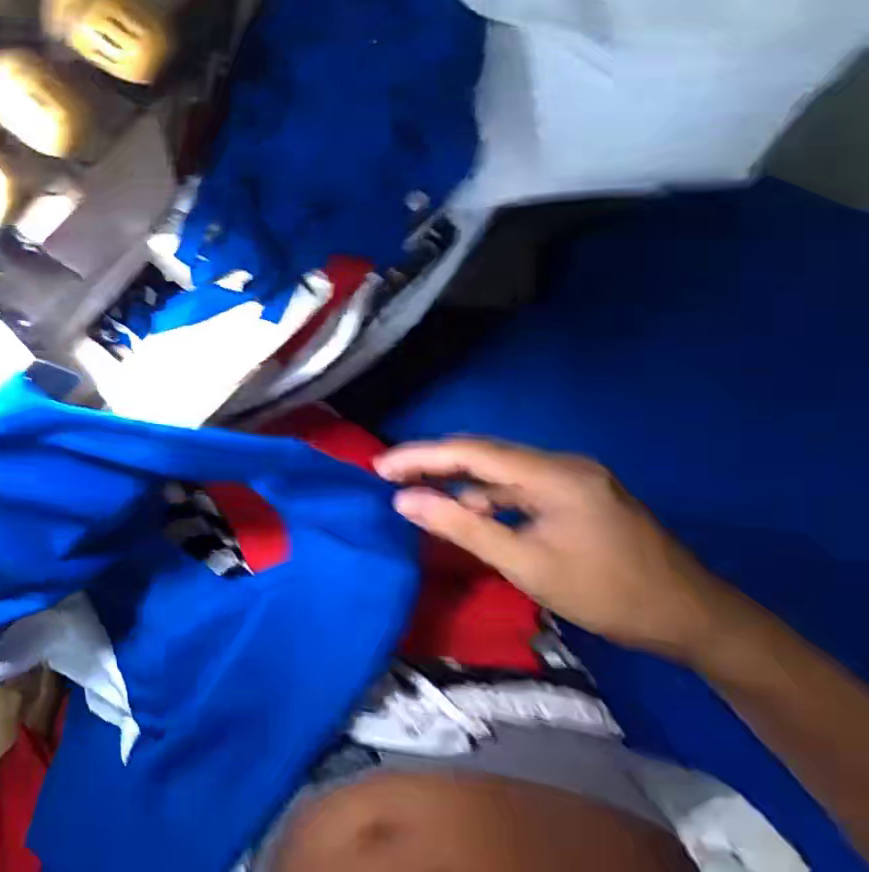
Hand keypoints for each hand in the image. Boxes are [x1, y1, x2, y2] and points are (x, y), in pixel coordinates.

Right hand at [375, 438, 738, 662]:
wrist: (701, 625)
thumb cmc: (610, 594)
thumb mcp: (526, 564)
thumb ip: (461, 527)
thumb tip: (402, 500)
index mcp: (556, 476)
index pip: (471, 452)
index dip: (419, 456)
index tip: (376, 467)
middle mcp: (565, 466)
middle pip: (482, 453)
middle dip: (431, 462)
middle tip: (386, 475)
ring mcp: (574, 479)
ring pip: (496, 468)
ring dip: (455, 479)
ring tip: (416, 495)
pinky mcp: (577, 495)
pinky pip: (515, 484)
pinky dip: (482, 493)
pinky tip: (464, 511)